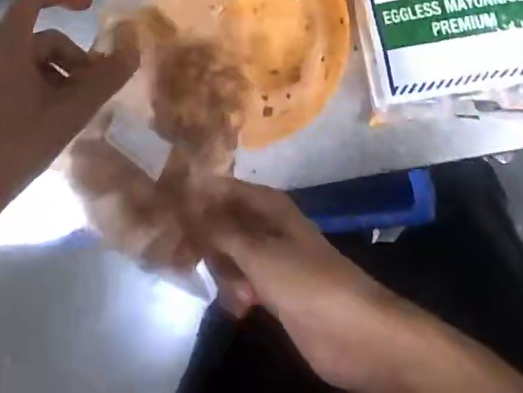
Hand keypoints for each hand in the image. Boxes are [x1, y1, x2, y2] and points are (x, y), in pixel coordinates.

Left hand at [0, 0, 136, 252]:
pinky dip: (40, 91)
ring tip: (76, 113)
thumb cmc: (13, 145)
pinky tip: (50, 126)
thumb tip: (133, 50)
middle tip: (96, 89)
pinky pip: (14, 81)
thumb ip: (106, 79)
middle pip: (40, 38)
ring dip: (59, 78)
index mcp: (7, 43)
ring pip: (29, 63)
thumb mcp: (69, 112)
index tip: (90, 9)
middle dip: (74, 58)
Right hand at [188, 176, 411, 389]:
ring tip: (236, 294)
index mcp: (269, 205)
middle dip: (205, 241)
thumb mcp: (258, 253)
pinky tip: (241, 309)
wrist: (356, 333)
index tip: (166, 212)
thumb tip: (187, 202)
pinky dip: (236, 293)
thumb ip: (220, 230)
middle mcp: (268, 225)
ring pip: (230, 255)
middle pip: (222, 222)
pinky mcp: (275, 291)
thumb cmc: (307, 281)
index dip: (196, 196)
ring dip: (223, 273)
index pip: (223, 188)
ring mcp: (272, 259)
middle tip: (186, 261)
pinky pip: (242, 282)